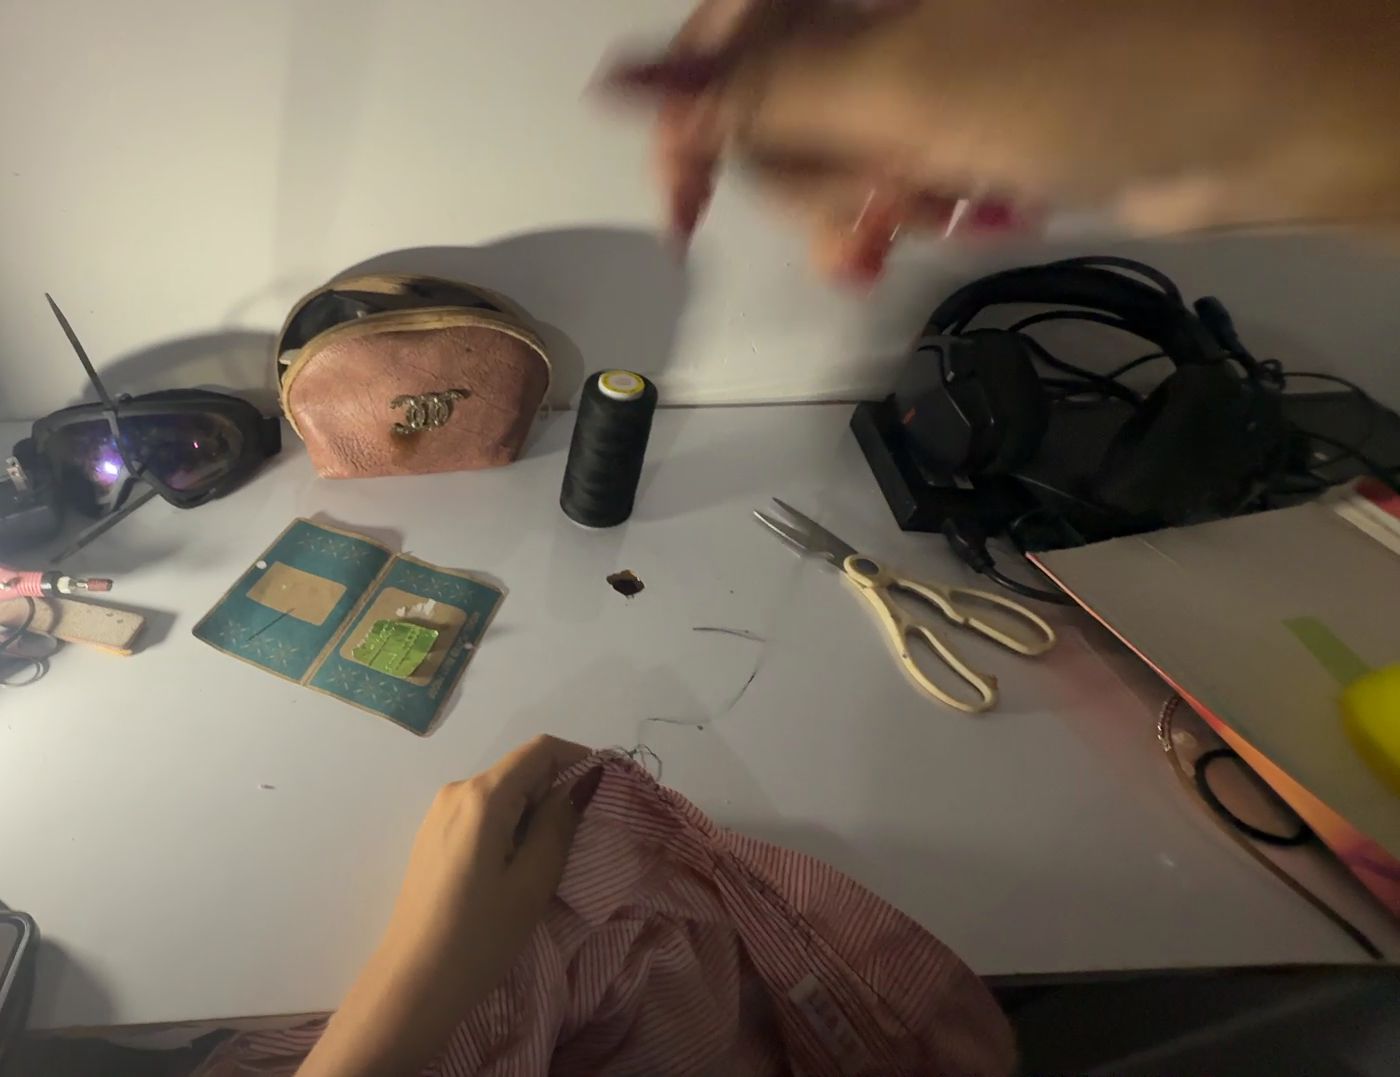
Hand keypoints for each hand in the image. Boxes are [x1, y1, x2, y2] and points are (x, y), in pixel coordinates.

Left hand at [297, 736, 601, 1076]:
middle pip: (520, 770)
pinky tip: (515, 867)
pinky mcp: (433, 835)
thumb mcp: (532, 882)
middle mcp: (456, 790)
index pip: (539, 750)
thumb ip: (559, 824)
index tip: (607, 788)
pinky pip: (481, 813)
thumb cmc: (479, 936)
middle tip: (585, 837)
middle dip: (557, 791)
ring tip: (551, 860)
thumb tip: (583, 781)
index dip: (579, 758)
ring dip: (533, 812)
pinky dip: (508, 825)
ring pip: (501, 793)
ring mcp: (439, 812)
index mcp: (481, 795)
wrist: (412, 983)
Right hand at [614, 0, 1399, 276]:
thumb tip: (631, 89)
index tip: (680, 208)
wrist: (1289, 112)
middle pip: (765, 107)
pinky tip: (937, 212)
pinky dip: (890, 210)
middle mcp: (879, 2)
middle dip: (801, 178)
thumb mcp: (902, 82)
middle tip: (860, 203)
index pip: (720, 37)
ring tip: (918, 207)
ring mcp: (919, 51)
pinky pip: (871, 170)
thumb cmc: (1122, 66)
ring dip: (851, 204)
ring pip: (816, 151)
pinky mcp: (951, 104)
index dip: (686, 127)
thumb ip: (754, 92)